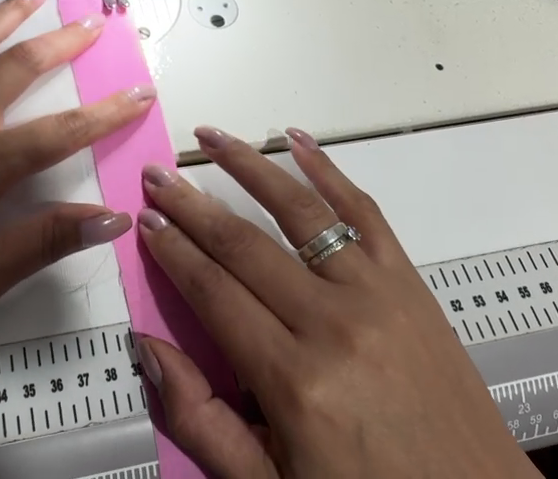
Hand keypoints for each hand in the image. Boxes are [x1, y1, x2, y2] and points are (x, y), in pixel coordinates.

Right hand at [135, 128, 534, 478]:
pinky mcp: (412, 286)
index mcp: (294, 381)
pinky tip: (297, 141)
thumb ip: (201, 420)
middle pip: (244, 244)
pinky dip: (329, 170)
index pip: (213, 291)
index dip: (173, 251)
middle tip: (157, 174)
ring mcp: (378, 296)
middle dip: (192, 204)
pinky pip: (365, 214)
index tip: (145, 219)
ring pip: (300, 211)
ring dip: (249, 166)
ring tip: (211, 137)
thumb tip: (148, 348)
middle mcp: (333, 325)